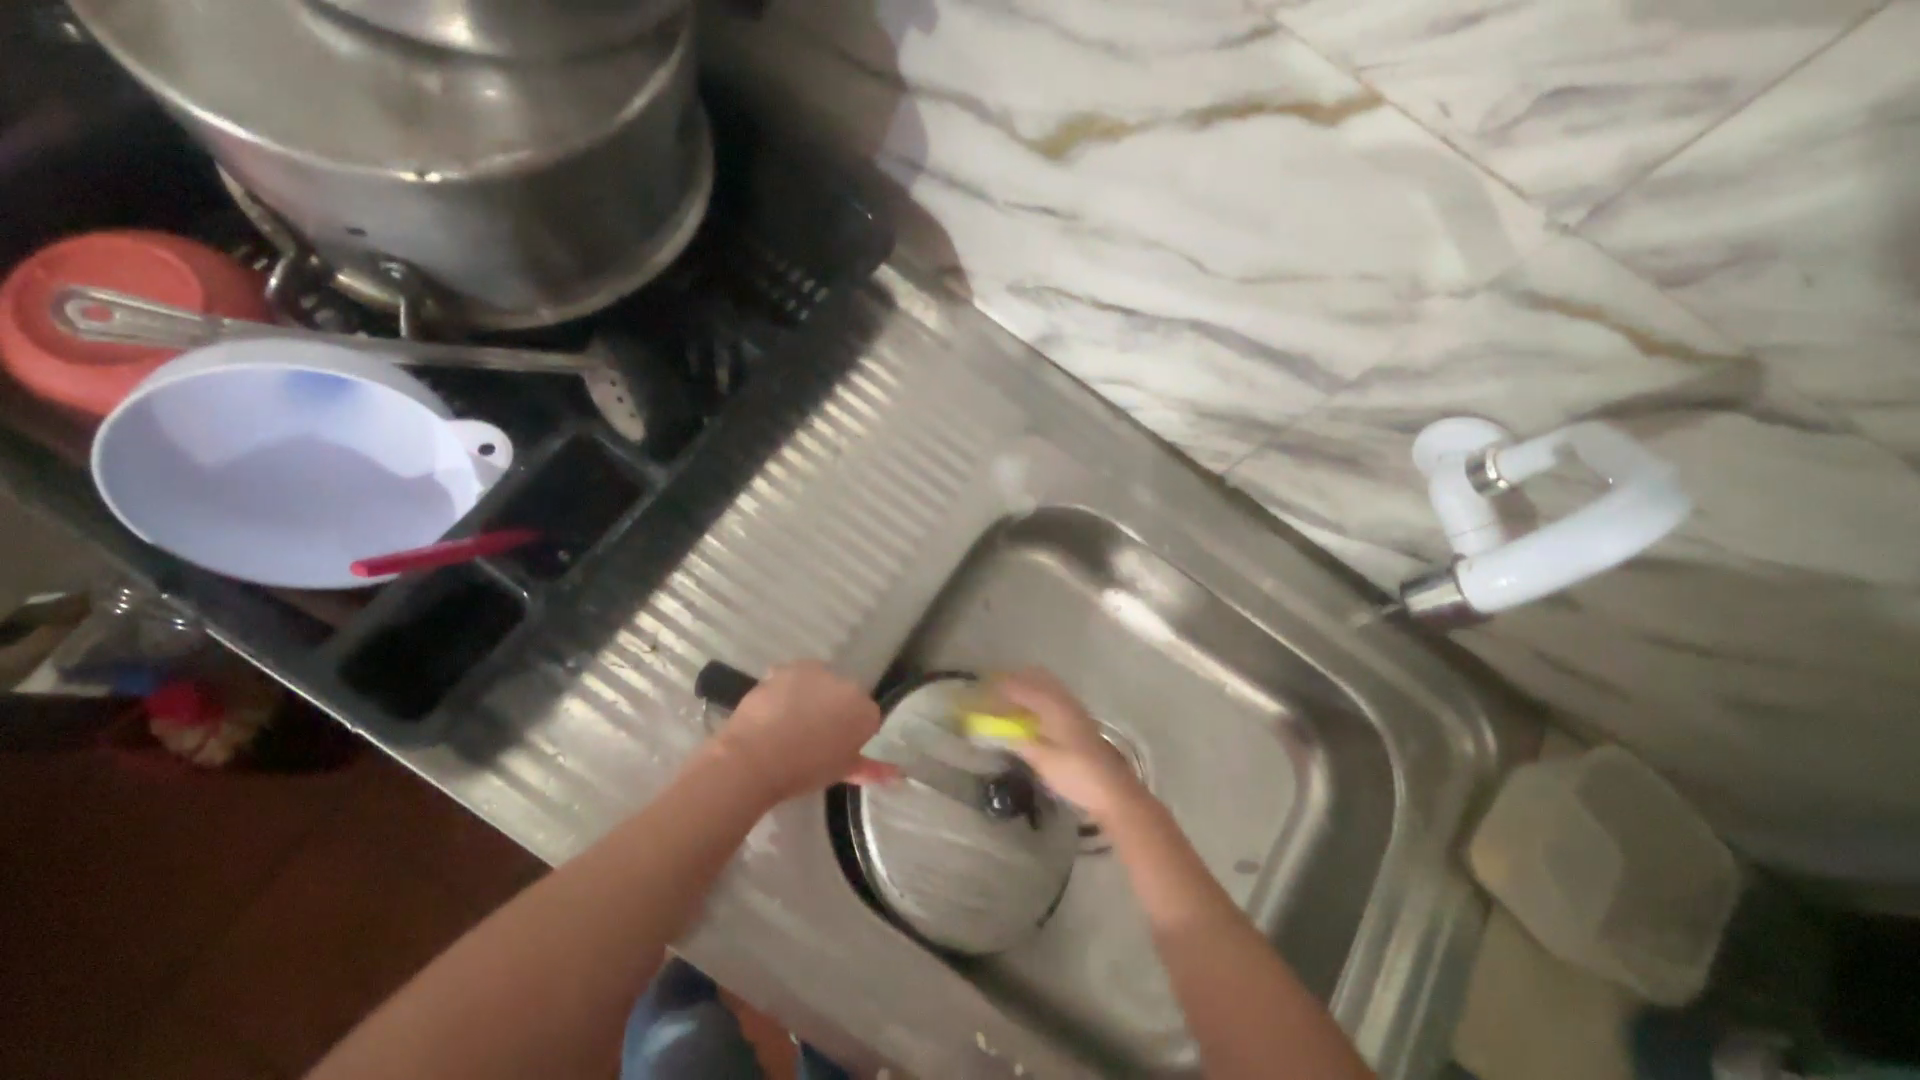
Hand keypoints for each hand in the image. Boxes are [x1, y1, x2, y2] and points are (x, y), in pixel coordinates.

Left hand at [712, 660, 889, 803]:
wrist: (756, 757)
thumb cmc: (805, 770)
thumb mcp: (841, 771)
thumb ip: (871, 769)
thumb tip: (898, 774)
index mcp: (865, 710)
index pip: (867, 718)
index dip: (851, 734)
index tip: (835, 749)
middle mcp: (845, 684)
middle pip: (844, 696)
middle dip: (833, 711)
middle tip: (812, 738)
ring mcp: (813, 672)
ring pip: (818, 684)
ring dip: (810, 697)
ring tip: (789, 724)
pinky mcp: (785, 668)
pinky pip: (791, 678)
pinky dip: (786, 691)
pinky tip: (774, 711)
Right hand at [997, 668, 1148, 824]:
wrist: (1114, 792)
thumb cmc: (1076, 774)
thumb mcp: (1042, 760)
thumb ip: (1019, 741)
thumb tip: (997, 730)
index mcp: (1055, 706)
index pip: (1022, 687)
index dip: (1000, 687)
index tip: (981, 689)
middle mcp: (1066, 701)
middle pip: (1037, 678)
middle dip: (1014, 681)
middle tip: (993, 692)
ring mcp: (1076, 711)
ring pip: (1047, 688)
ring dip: (1027, 690)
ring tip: (1007, 704)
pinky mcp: (1080, 723)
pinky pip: (1054, 700)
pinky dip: (1038, 701)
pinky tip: (1030, 718)